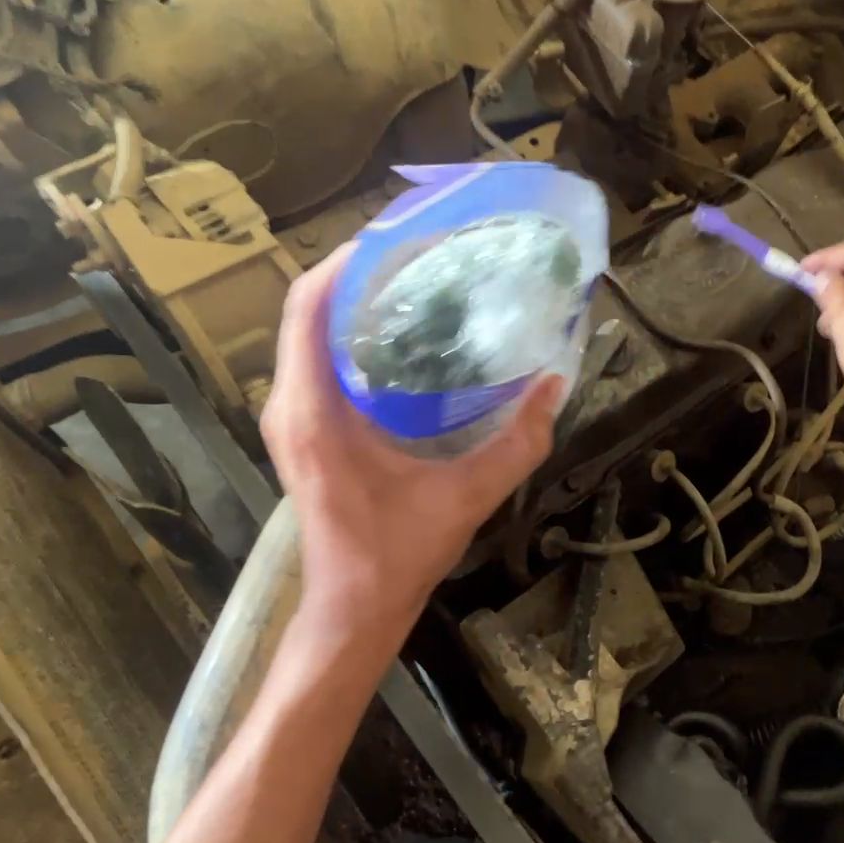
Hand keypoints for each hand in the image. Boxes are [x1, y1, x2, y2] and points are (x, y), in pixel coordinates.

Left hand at [262, 243, 564, 639]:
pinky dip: (351, 334)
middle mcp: (289, 405)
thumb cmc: (396, 555)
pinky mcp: (302, 431)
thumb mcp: (465, 498)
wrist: (354, 607)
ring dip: (353, 301)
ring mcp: (290, 418)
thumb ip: (517, 445)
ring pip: (309, 333)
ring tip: (414, 280)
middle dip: (358, 271)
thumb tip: (554, 386)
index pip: (310, 306)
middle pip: (307, 309)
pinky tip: (401, 335)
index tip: (401, 235)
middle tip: (420, 252)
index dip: (349, 260)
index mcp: (313, 412)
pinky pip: (317, 360)